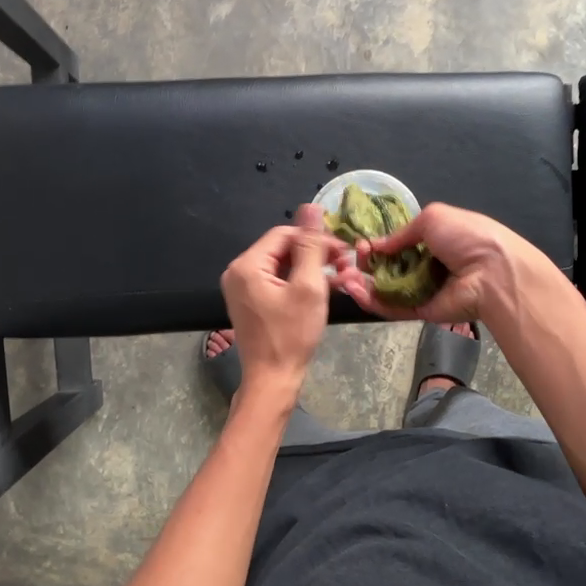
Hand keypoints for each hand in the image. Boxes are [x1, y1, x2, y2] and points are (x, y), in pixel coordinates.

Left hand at [221, 204, 345, 398]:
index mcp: (247, 265)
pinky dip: (301, 284)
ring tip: (343, 278)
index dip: (316, 238)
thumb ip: (311, 246)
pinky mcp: (252, 303)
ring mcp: (244, 289)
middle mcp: (239, 273)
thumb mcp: (308, 287)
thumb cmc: (291, 335)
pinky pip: (279, 283)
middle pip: (283, 249)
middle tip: (347, 265)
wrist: (273, 379)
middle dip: (317, 254)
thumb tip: (312, 207)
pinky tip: (327, 289)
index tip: (344, 251)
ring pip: (284, 266)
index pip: (285, 234)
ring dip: (313, 269)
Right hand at [337, 203, 546, 322]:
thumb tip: (376, 245)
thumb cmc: (467, 237)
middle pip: (386, 269)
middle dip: (363, 266)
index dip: (375, 246)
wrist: (492, 271)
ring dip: (362, 284)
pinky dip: (372, 302)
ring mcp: (422, 290)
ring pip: (385, 290)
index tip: (358, 244)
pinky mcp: (421, 311)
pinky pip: (393, 309)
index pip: (396, 246)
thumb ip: (401, 233)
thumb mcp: (433, 217)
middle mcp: (425, 266)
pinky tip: (355, 291)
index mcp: (432, 241)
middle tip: (342, 264)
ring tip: (342, 278)